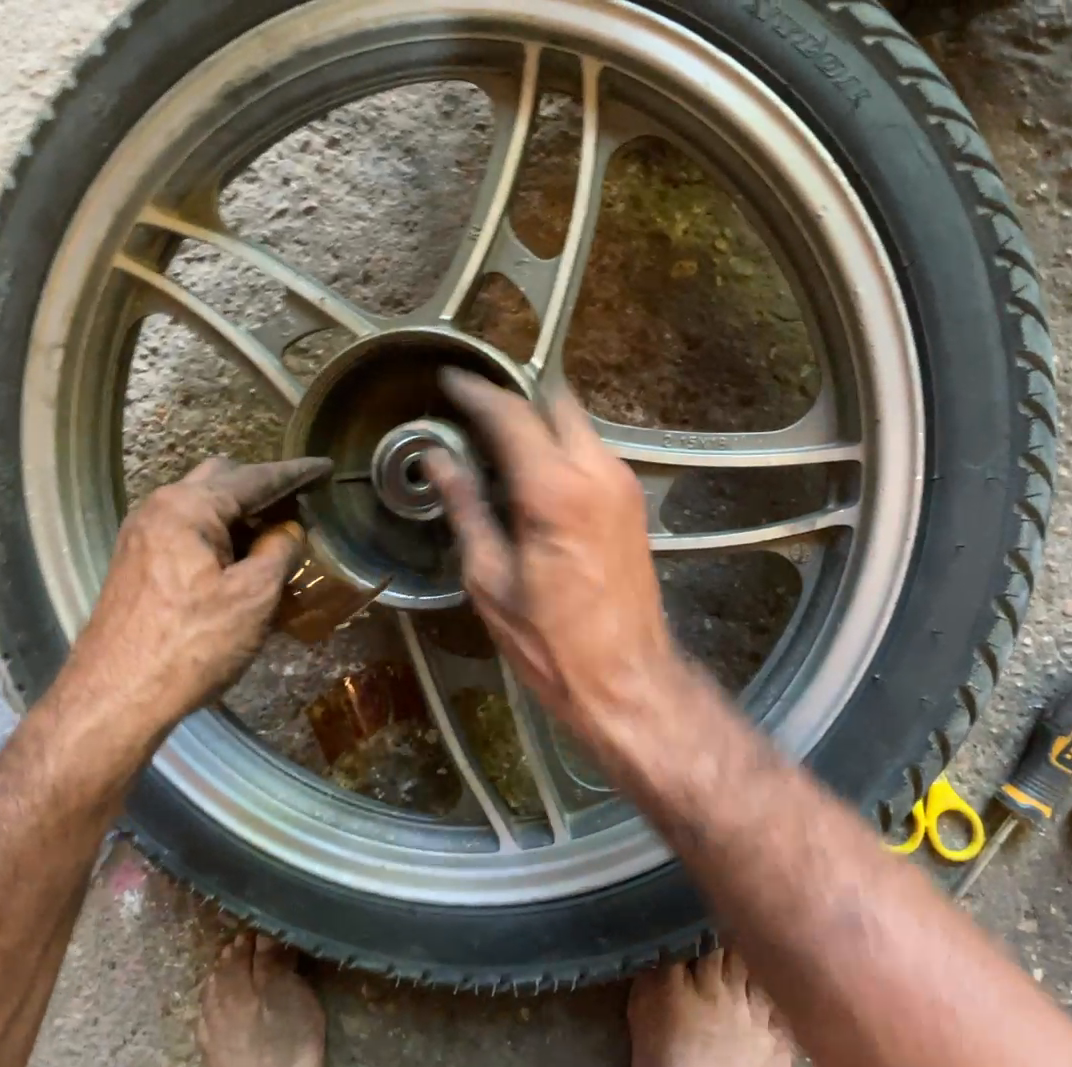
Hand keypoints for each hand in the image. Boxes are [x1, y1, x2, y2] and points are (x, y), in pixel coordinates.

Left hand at [52, 456, 331, 752]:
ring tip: (276, 536)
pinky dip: (218, 534)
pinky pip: (186, 530)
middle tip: (300, 506)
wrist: (115, 696)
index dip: (295, 473)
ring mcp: (142, 535)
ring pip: (201, 506)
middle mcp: (159, 509)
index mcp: (188, 507)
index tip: (326, 468)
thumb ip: (280, 550)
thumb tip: (289, 528)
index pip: (255, 477)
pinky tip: (239, 561)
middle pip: (221, 479)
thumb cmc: (192, 644)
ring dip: (240, 514)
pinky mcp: (137, 563)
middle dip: (263, 487)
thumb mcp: (254, 596)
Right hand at [426, 370, 685, 746]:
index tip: (450, 381)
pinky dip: (558, 447)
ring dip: (537, 422)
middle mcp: (598, 472)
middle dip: (512, 398)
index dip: (476, 393)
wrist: (627, 680)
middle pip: (554, 402)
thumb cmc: (552, 643)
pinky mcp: (632, 502)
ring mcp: (623, 485)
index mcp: (556, 490)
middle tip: (472, 409)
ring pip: (576, 425)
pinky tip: (530, 473)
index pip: (512, 414)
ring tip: (494, 442)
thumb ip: (465, 507)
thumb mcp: (490, 578)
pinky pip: (591, 452)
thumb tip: (438, 461)